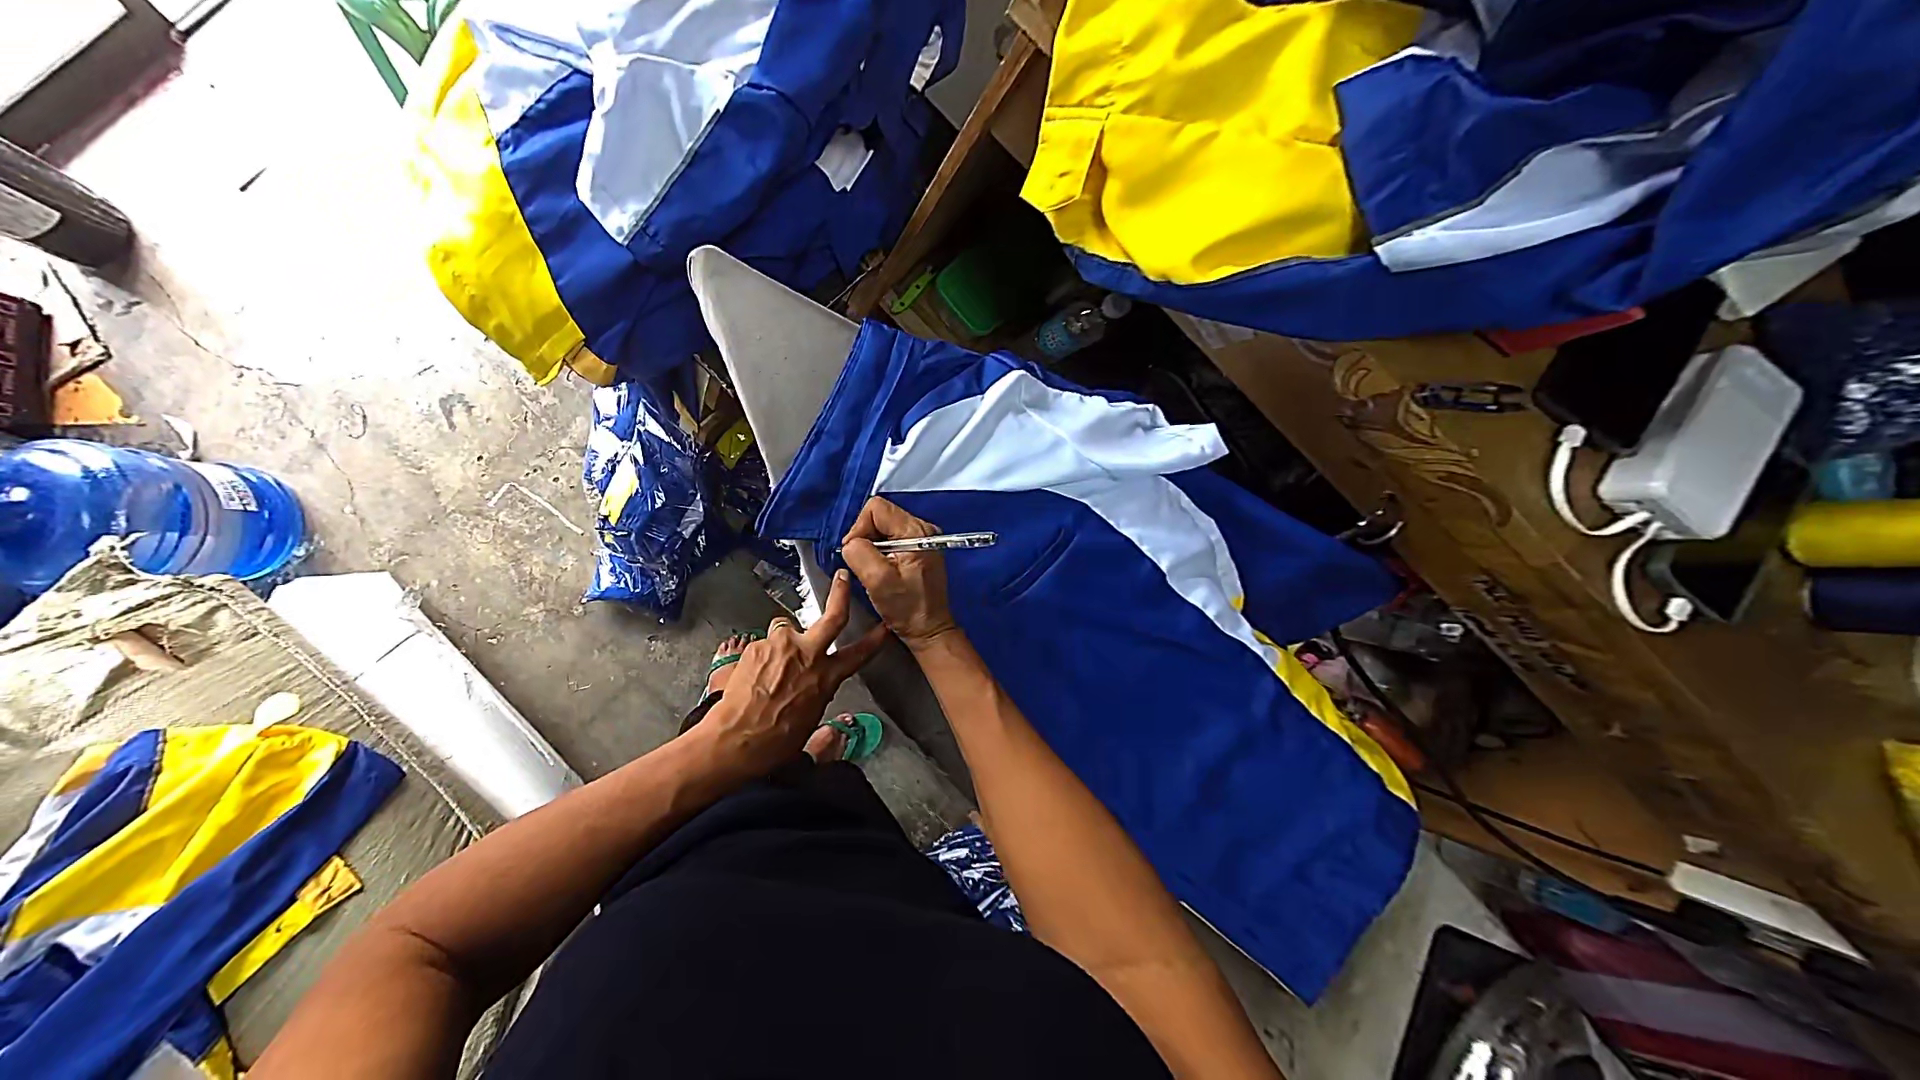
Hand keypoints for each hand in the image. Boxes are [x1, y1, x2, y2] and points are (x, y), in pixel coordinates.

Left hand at [698, 570, 886, 776]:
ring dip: (784, 638)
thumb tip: (816, 686)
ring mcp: (781, 646)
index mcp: (826, 676)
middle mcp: (808, 654)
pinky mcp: (757, 645)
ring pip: (786, 628)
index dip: (874, 639)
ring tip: (773, 662)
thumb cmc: (775, 739)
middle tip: (842, 578)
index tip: (883, 627)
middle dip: (840, 592)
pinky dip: (763, 654)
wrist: (736, 739)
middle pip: (832, 615)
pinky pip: (765, 643)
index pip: (859, 653)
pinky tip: (754, 674)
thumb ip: (818, 692)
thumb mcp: (811, 719)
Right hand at [841, 497, 963, 653]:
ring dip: (872, 546)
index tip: (856, 552)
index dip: (859, 527)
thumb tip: (851, 542)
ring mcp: (922, 538)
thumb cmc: (908, 609)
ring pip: (884, 527)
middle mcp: (923, 529)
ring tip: (874, 570)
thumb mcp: (877, 581)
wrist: (930, 629)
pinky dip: (881, 552)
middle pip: (880, 515)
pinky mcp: (919, 549)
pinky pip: (891, 539)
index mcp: (916, 531)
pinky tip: (883, 571)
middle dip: (865, 537)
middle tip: (864, 564)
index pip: (876, 508)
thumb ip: (859, 553)